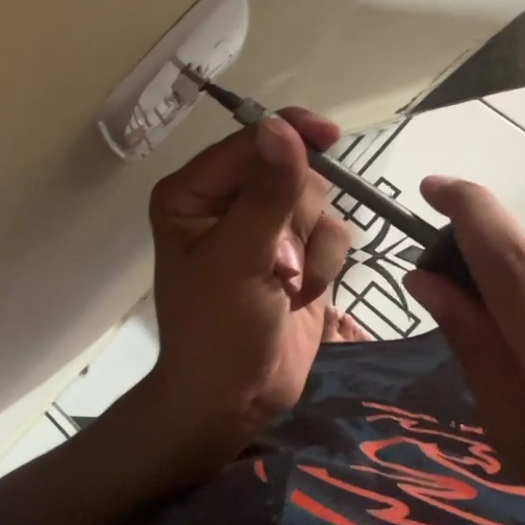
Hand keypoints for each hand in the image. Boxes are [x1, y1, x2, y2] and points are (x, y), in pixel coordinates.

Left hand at [143, 108, 350, 443]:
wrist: (234, 400)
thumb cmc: (218, 328)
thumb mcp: (240, 258)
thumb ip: (268, 192)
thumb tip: (282, 124)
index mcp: (192, 193)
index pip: (247, 144)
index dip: (287, 136)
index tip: (328, 136)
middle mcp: (224, 202)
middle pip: (290, 171)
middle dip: (296, 218)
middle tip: (276, 261)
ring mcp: (262, 228)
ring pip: (316, 202)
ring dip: (312, 247)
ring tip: (285, 284)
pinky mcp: (293, 254)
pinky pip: (332, 233)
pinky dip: (325, 266)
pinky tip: (300, 296)